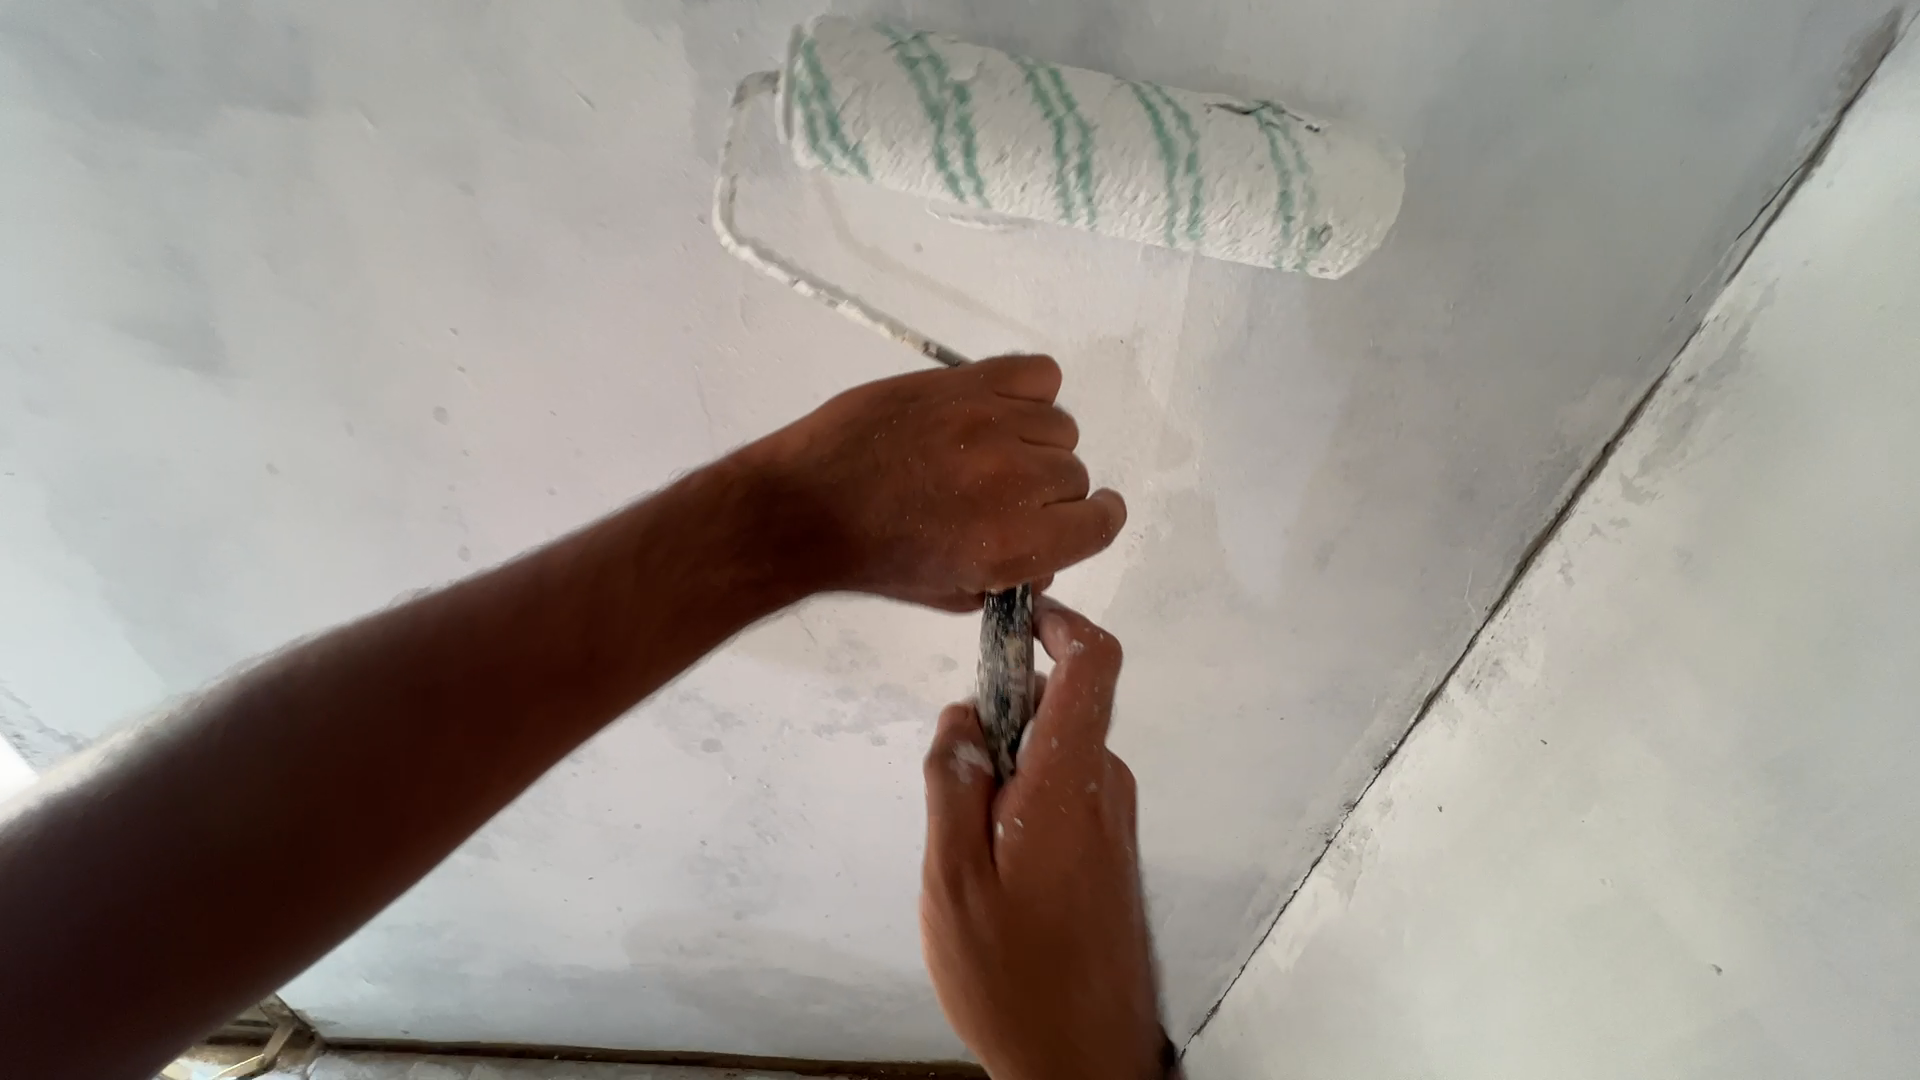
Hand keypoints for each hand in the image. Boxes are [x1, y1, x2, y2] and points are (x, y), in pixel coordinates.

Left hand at [737, 355, 1126, 610]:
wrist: (807, 505)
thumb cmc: (876, 558)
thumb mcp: (954, 593)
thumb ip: (1017, 574)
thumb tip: (1050, 552)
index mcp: (1017, 544)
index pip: (1103, 522)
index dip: (1094, 520)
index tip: (1081, 516)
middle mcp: (1017, 481)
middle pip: (1075, 474)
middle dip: (1046, 492)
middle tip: (998, 494)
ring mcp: (993, 423)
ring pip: (1059, 426)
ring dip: (1033, 443)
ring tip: (984, 451)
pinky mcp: (966, 382)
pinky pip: (1039, 373)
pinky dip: (1028, 391)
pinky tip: (993, 411)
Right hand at [920, 598, 1164, 1079]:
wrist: (1082, 1065)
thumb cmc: (1012, 974)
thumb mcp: (953, 877)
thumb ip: (952, 780)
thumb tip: (964, 715)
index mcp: (1069, 781)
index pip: (1093, 663)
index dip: (1059, 621)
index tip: (1013, 619)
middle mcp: (1104, 786)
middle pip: (1059, 705)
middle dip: (1000, 715)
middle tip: (953, 781)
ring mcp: (1112, 818)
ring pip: (1053, 751)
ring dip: (1006, 766)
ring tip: (968, 843)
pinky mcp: (1108, 846)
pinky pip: (1063, 788)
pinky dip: (1023, 796)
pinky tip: (996, 865)